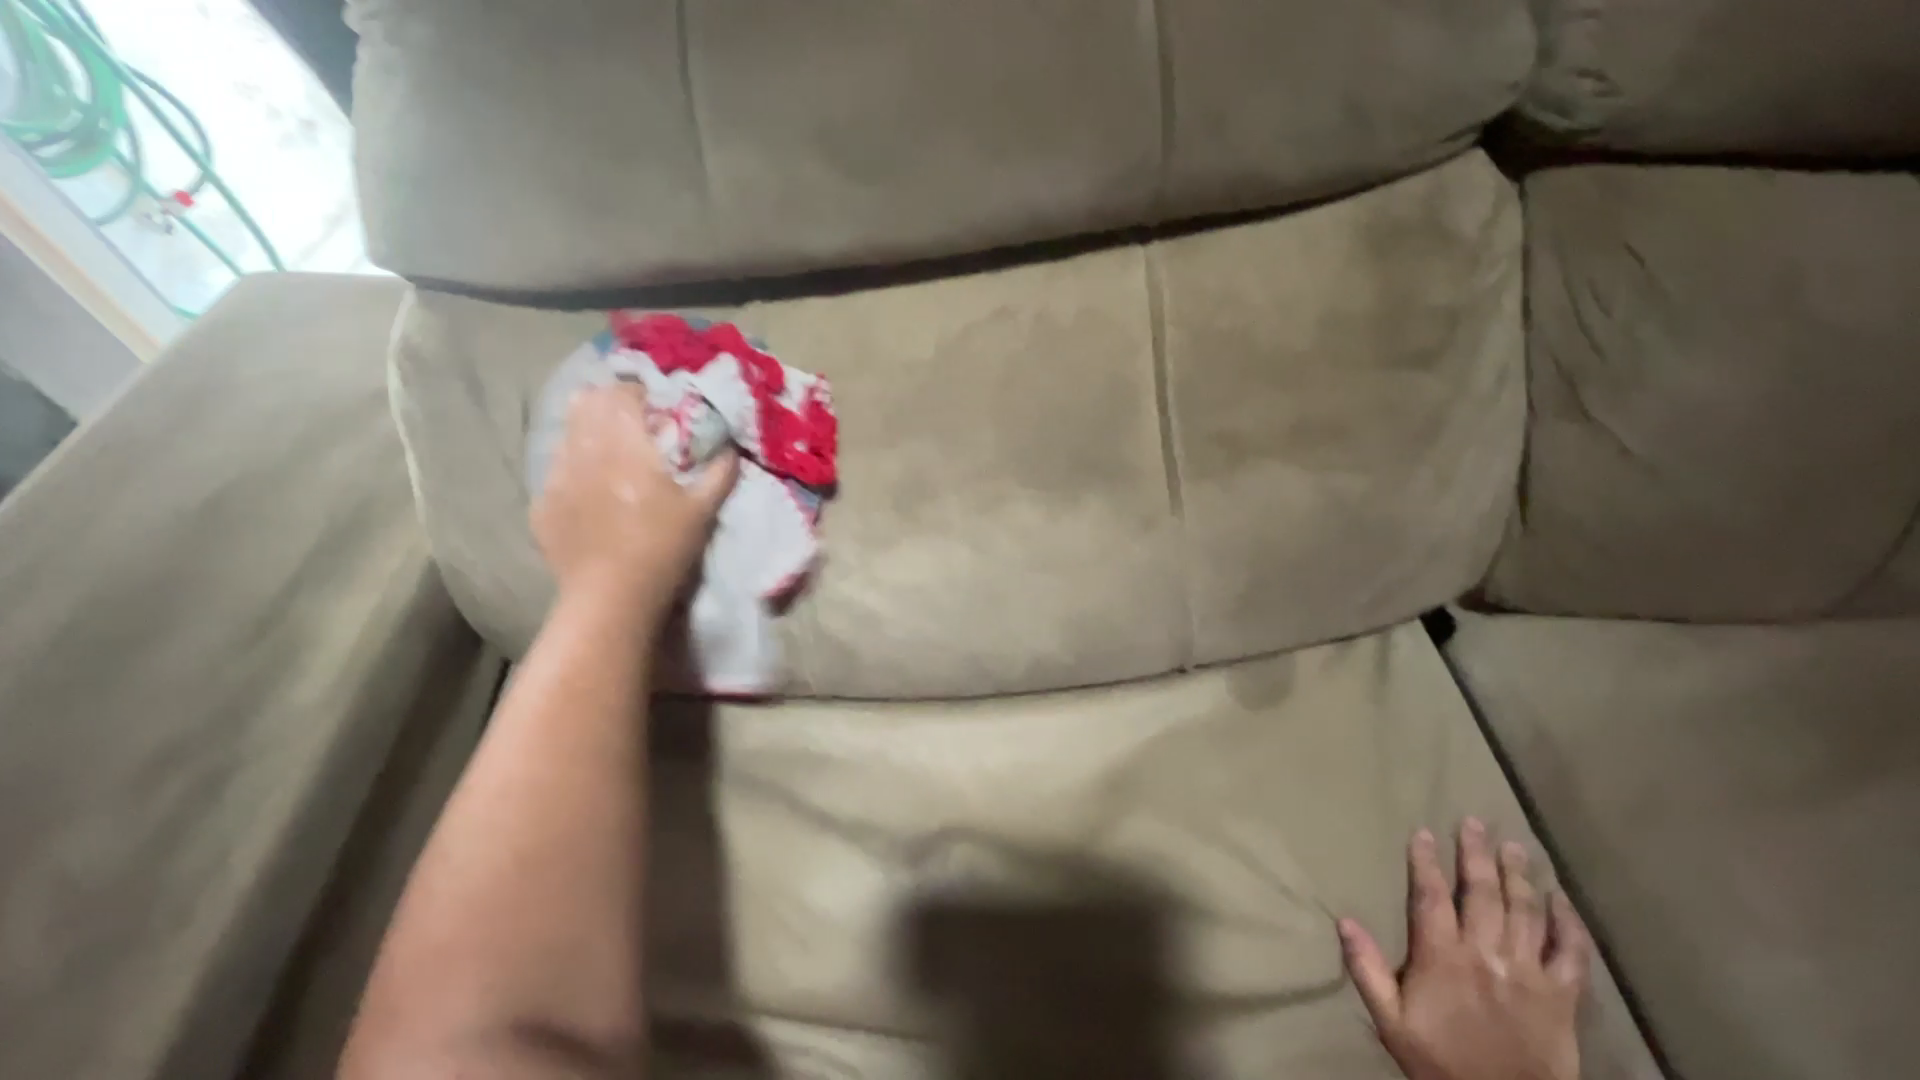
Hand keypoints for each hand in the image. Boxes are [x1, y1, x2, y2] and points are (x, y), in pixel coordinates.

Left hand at [532, 382, 737, 622]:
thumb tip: (730, 448)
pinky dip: (574, 468)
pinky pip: (555, 470)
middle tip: (632, 424)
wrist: (611, 598)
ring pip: (566, 432)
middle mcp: (584, 450)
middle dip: (609, 404)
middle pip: (586, 401)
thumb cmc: (662, 550)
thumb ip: (719, 473)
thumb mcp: (702, 512)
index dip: (639, 394)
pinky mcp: (542, 504)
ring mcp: (556, 476)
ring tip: (610, 455)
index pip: (622, 393)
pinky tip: (591, 493)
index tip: (656, 409)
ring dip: (588, 432)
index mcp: (624, 445)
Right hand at [1339, 820, 1591, 1079]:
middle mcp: (1486, 954)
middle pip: (1483, 893)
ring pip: (1526, 912)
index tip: (1423, 833)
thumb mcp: (1390, 1021)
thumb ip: (1366, 970)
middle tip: (1474, 822)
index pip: (1432, 896)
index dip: (1426, 862)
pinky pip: (1571, 952)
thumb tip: (1344, 920)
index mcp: (1442, 957)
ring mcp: (1529, 973)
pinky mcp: (1562, 995)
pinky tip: (1561, 899)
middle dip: (1476, 854)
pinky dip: (1568, 923)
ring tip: (1514, 846)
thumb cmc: (1439, 1060)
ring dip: (1519, 876)